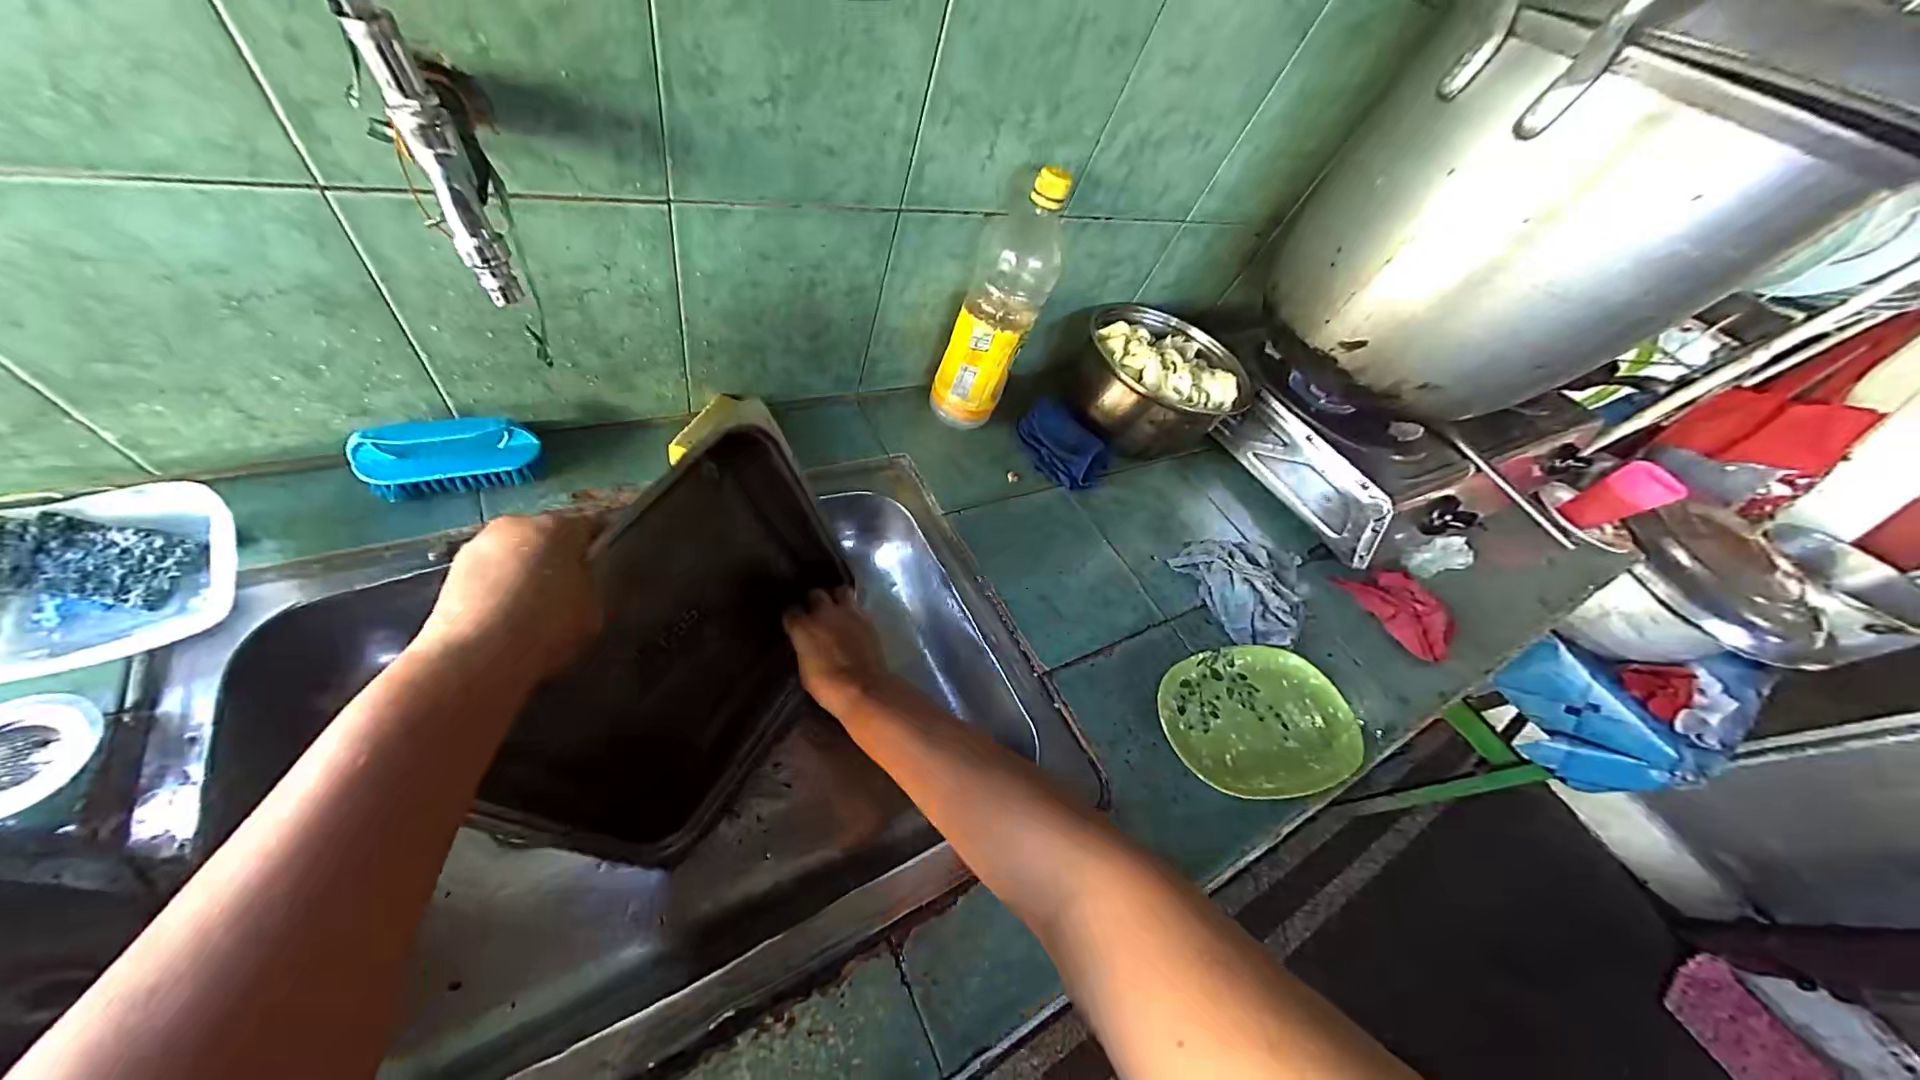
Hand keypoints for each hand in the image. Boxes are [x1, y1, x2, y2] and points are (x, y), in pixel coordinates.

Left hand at [416, 513, 602, 681]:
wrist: (474, 657)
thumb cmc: (548, 628)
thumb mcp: (594, 608)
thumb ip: (591, 583)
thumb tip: (581, 579)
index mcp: (560, 526)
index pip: (592, 524)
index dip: (601, 544)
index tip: (606, 565)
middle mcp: (518, 523)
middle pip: (547, 534)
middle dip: (558, 555)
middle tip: (570, 588)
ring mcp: (480, 544)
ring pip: (515, 551)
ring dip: (526, 569)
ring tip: (535, 605)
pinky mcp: (452, 570)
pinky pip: (491, 572)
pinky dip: (500, 586)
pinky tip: (507, 615)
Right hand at [783, 587, 895, 713]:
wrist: (863, 688)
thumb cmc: (827, 685)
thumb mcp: (805, 669)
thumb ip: (804, 649)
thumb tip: (807, 644)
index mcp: (803, 627)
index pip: (791, 612)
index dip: (792, 617)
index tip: (794, 623)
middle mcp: (824, 613)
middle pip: (815, 594)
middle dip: (814, 600)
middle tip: (816, 612)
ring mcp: (848, 612)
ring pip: (840, 591)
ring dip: (837, 597)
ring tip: (837, 608)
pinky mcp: (867, 618)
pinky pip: (857, 605)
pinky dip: (853, 610)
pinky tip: (852, 620)